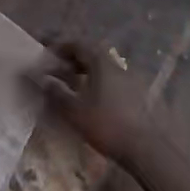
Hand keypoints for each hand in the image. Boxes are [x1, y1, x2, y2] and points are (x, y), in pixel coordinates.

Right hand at [28, 42, 160, 167]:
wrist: (145, 146)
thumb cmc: (107, 124)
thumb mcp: (76, 111)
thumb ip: (57, 93)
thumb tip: (44, 78)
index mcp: (102, 63)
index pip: (79, 44)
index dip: (61, 46)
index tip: (47, 53)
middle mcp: (117, 65)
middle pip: (92, 54)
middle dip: (73, 59)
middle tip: (57, 68)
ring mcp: (130, 78)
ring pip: (103, 68)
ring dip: (86, 71)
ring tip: (72, 84)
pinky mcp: (137, 94)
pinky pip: (111, 80)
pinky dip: (97, 82)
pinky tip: (92, 99)